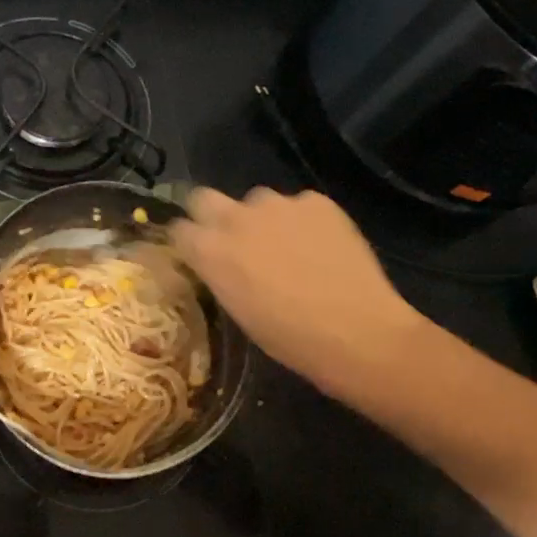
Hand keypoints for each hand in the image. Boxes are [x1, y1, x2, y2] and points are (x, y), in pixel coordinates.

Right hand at [169, 187, 422, 384]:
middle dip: (211, 214)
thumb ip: (221, 274)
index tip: (198, 253)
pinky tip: (320, 246)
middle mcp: (235, 219)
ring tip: (288, 246)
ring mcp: (278, 205)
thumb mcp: (239, 311)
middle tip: (233, 240)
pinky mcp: (316, 202)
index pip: (179, 228)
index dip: (189, 240)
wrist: (357, 332)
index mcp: (210, 252)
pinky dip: (303, 221)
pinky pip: (299, 205)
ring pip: (256, 200)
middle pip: (204, 198)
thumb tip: (221, 262)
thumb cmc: (290, 339)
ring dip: (262, 218)